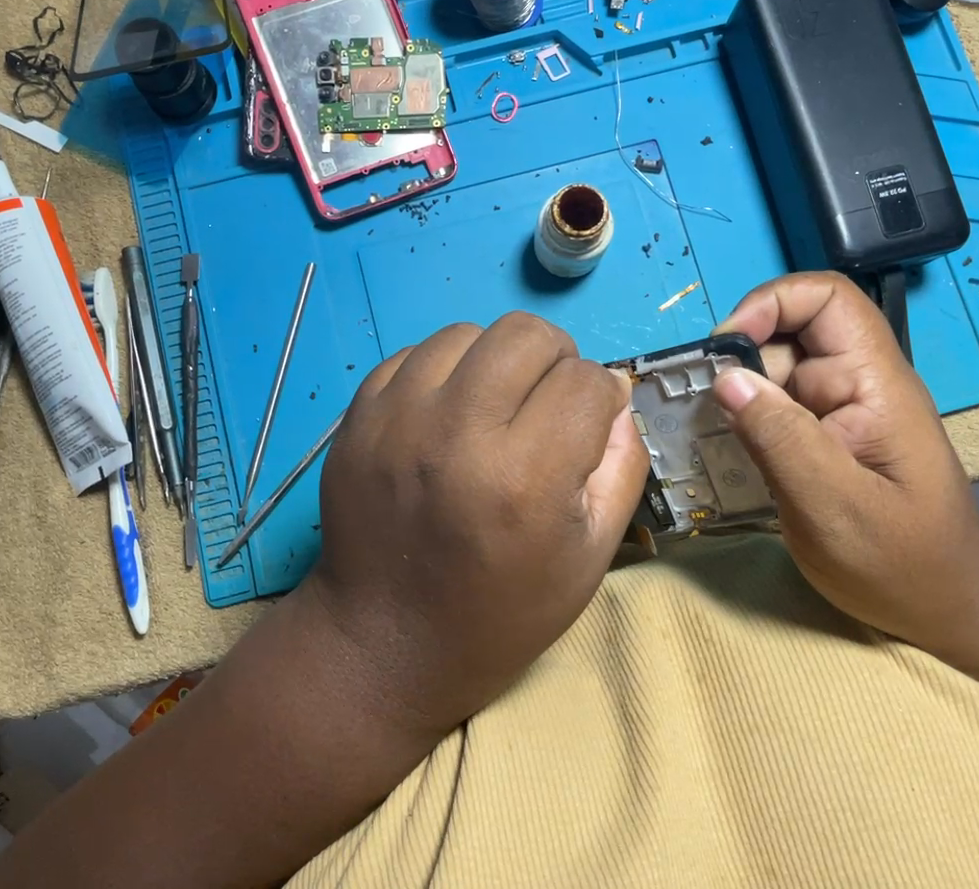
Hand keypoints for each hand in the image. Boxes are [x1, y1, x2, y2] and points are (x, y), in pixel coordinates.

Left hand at [303, 312, 650, 736]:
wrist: (383, 646)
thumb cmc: (498, 614)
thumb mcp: (588, 559)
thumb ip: (620, 467)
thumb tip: (615, 394)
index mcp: (523, 478)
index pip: (588, 381)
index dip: (601, 399)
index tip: (587, 429)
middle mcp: (456, 433)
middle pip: (526, 334)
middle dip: (555, 361)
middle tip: (546, 405)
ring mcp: (396, 419)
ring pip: (466, 332)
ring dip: (494, 361)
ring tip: (492, 409)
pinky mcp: (357, 417)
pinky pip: (413, 354)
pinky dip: (441, 373)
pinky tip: (445, 417)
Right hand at [711, 273, 978, 650]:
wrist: (945, 607)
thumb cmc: (905, 563)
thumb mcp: (838, 509)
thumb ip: (782, 441)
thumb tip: (725, 378)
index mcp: (874, 384)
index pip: (828, 301)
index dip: (772, 304)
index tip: (726, 351)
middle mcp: (852, 385)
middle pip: (785, 336)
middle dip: (738, 362)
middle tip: (703, 409)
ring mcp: (832, 412)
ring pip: (769, 374)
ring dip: (733, 397)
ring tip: (709, 438)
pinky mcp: (815, 439)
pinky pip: (768, 411)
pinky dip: (739, 423)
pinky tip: (724, 452)